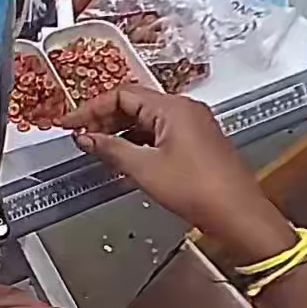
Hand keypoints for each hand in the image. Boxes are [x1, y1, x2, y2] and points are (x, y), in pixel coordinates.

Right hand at [59, 86, 295, 260]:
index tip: (70, 124)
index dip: (90, 109)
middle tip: (80, 137)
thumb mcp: (144, 169)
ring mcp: (191, 125)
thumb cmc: (197, 189)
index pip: (122, 95)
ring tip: (96, 148)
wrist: (236, 213)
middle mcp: (183, 109)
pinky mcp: (194, 142)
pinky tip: (122, 157)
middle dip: (103, 119)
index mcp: (172, 108)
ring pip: (144, 119)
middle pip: (133, 103)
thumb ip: (110, 149)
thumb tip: (86, 138)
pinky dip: (136, 141)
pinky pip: (157, 132)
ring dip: (118, 131)